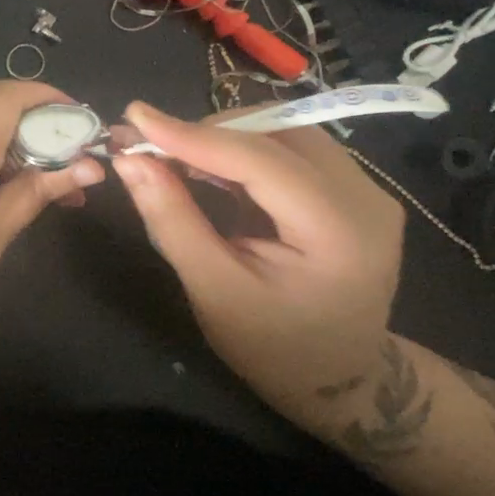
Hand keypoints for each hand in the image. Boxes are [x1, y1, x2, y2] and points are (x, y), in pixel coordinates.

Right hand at [112, 102, 404, 423]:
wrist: (336, 378)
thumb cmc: (271, 345)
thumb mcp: (212, 289)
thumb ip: (172, 220)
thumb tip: (129, 161)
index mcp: (339, 232)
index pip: (260, 160)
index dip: (192, 135)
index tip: (133, 117)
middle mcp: (365, 199)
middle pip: (277, 133)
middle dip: (206, 132)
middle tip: (146, 146)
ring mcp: (365, 191)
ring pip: (283, 132)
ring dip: (222, 138)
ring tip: (172, 158)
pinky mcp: (351, 191)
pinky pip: (289, 149)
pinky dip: (240, 151)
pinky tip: (207, 170)